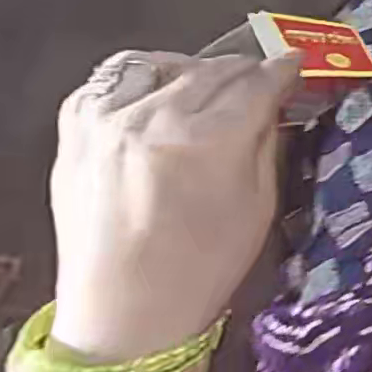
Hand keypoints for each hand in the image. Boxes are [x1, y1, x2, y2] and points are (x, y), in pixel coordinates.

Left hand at [49, 50, 300, 360]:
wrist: (125, 308)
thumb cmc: (208, 264)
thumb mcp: (260, 204)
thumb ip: (265, 142)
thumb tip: (272, 102)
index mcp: (207, 141)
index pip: (256, 84)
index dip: (284, 70)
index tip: (297, 64)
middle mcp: (152, 116)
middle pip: (213, 69)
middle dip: (247, 70)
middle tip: (266, 79)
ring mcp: (105, 118)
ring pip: (164, 63)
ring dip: (198, 69)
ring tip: (212, 86)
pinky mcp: (74, 127)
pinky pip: (114, 78)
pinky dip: (147, 78)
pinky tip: (162, 95)